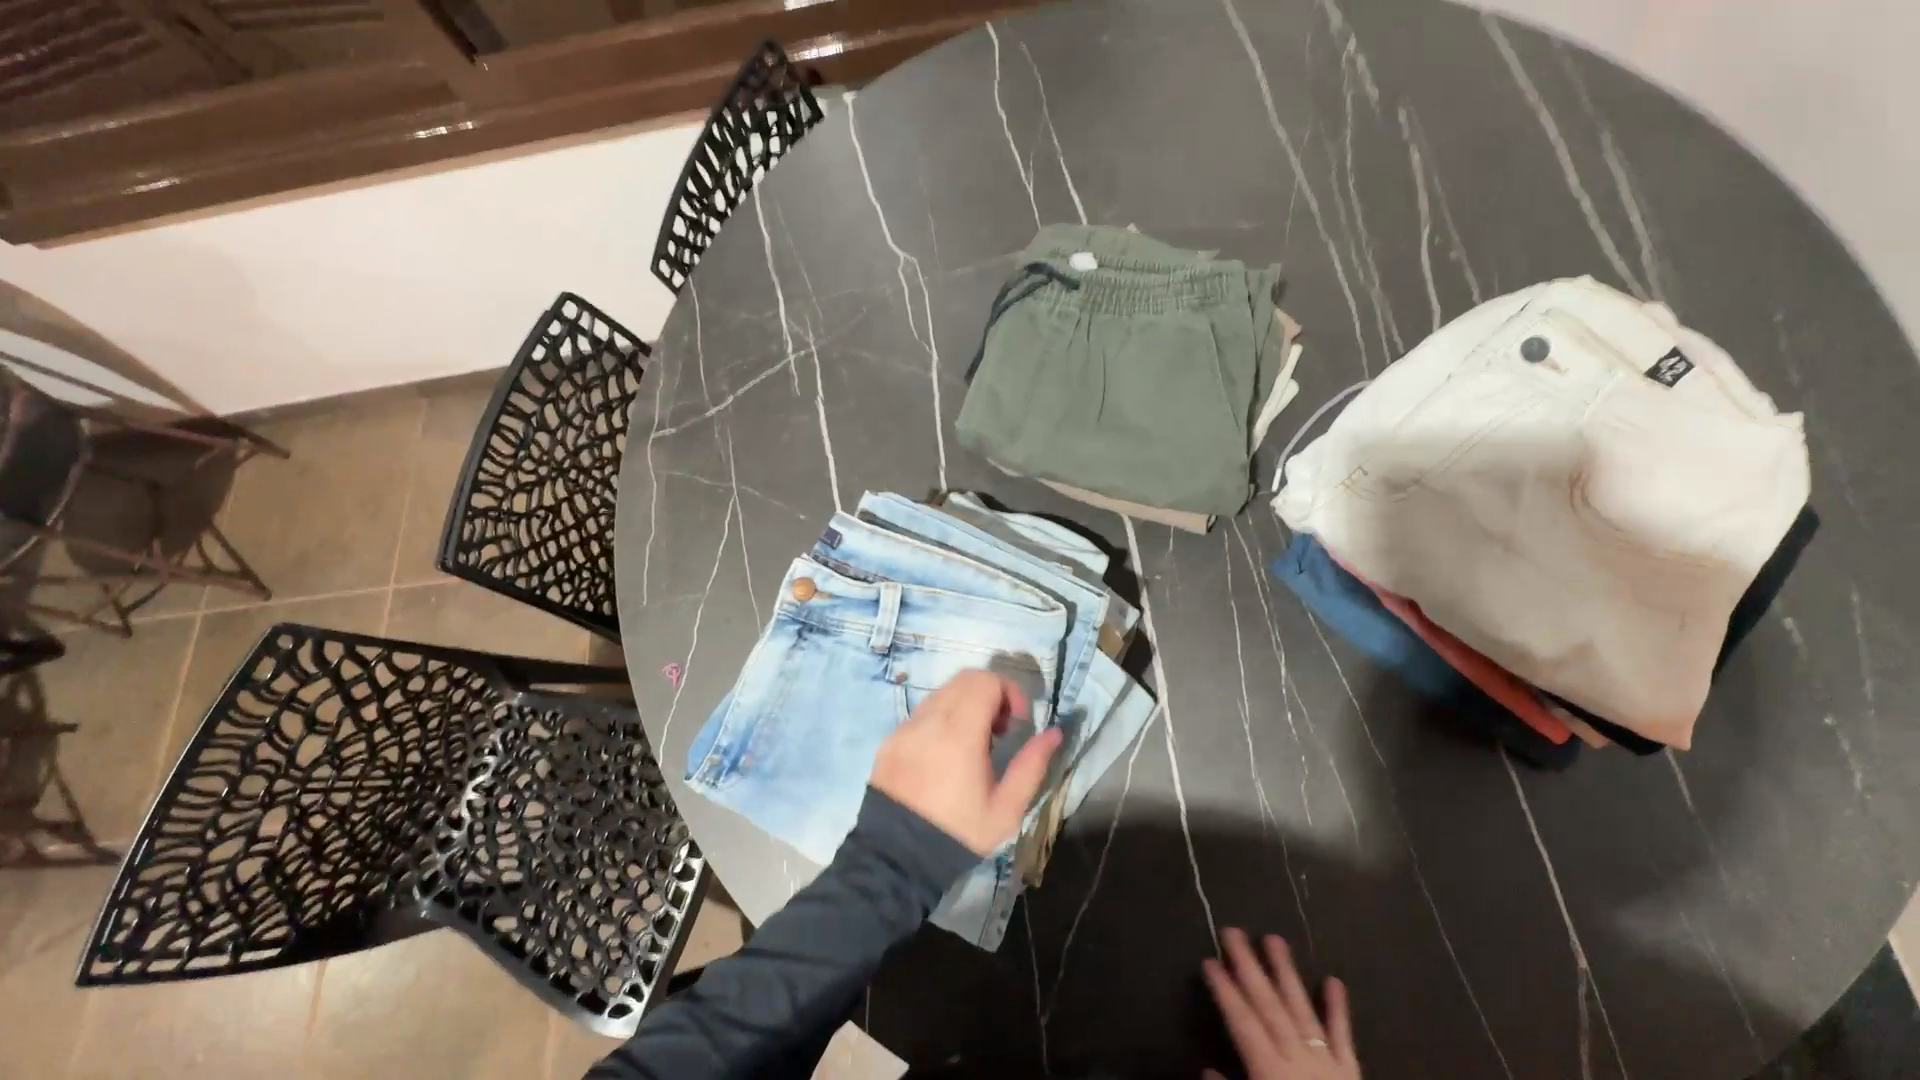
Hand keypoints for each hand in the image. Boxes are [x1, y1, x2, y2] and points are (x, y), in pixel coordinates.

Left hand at [869, 669, 1063, 856]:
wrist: (897, 855)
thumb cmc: (958, 832)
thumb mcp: (1006, 808)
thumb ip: (1032, 765)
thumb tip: (1054, 733)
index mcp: (959, 734)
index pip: (985, 681)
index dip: (1010, 691)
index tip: (1018, 721)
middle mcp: (929, 721)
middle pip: (964, 679)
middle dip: (990, 693)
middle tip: (1001, 729)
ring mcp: (905, 728)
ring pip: (941, 693)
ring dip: (965, 704)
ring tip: (975, 743)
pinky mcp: (890, 739)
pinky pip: (922, 713)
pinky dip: (942, 718)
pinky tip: (947, 754)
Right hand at [1203, 929, 1358, 1079]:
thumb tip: (1206, 1071)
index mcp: (1270, 1074)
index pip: (1243, 1023)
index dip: (1225, 991)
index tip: (1210, 959)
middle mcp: (1298, 1062)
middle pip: (1269, 1007)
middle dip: (1250, 968)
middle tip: (1233, 932)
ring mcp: (1327, 1065)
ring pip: (1302, 1011)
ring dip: (1287, 975)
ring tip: (1275, 939)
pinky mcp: (1351, 1074)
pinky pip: (1343, 1038)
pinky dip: (1338, 1009)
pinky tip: (1334, 980)